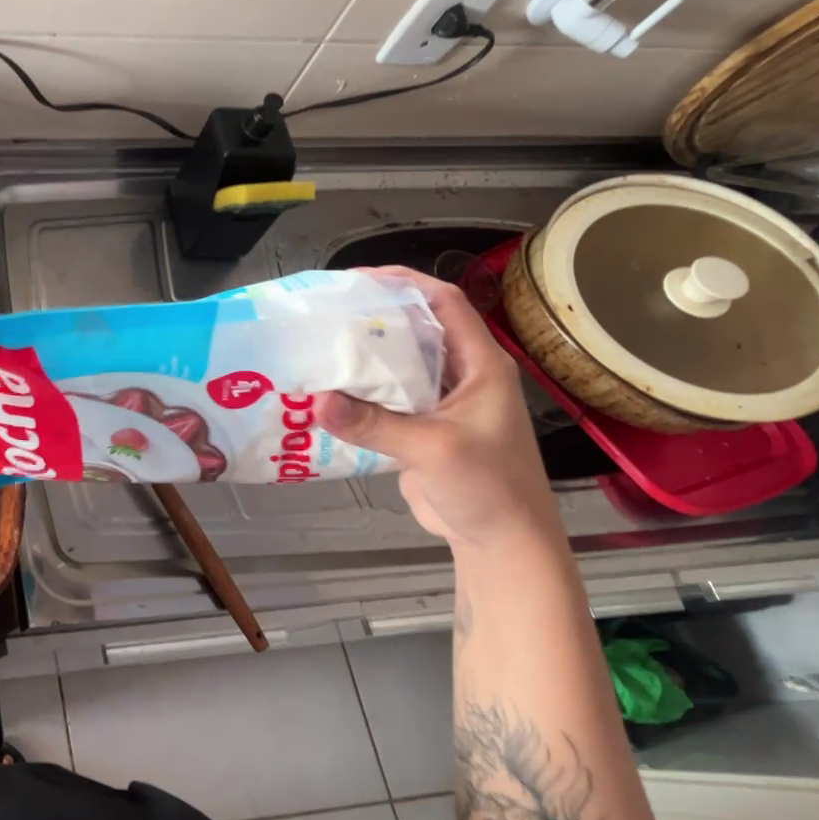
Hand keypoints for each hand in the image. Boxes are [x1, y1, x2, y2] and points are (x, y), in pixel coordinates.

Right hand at [314, 266, 562, 554]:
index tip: (357, 278)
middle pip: (414, 329)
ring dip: (361, 357)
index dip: (404, 282)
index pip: (444, 303)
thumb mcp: (432, 450)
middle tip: (324, 311)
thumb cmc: (488, 487)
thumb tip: (317, 400)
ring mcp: (439, 403)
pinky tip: (324, 392)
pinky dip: (356, 393)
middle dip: (372, 316)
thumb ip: (374, 423)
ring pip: (396, 365)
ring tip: (316, 345)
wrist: (502, 541)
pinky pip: (384, 399)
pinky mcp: (419, 429)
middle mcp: (460, 376)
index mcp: (480, 365)